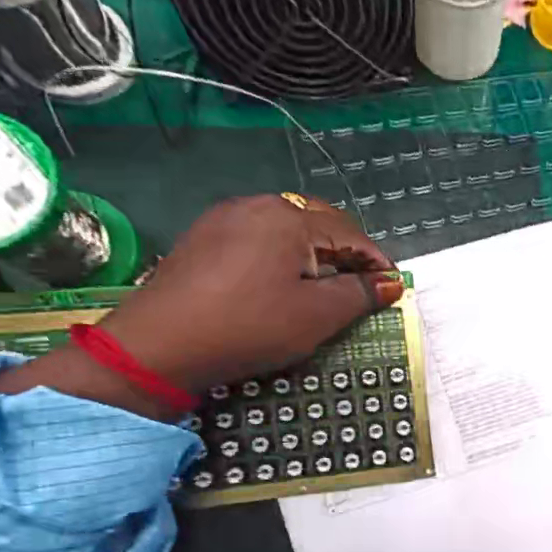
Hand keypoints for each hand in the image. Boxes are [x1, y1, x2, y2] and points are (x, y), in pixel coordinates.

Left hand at [0, 195, 401, 418]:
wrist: (159, 345)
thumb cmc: (247, 328)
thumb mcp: (313, 317)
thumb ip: (357, 295)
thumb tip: (390, 283)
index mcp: (288, 218)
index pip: (348, 233)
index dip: (375, 261)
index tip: (392, 287)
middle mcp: (256, 205)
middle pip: (316, 223)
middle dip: (344, 253)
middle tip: (361, 285)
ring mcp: (224, 218)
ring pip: (284, 229)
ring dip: (311, 253)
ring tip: (322, 285)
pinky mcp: (201, 238)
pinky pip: (255, 238)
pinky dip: (278, 256)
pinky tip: (276, 282)